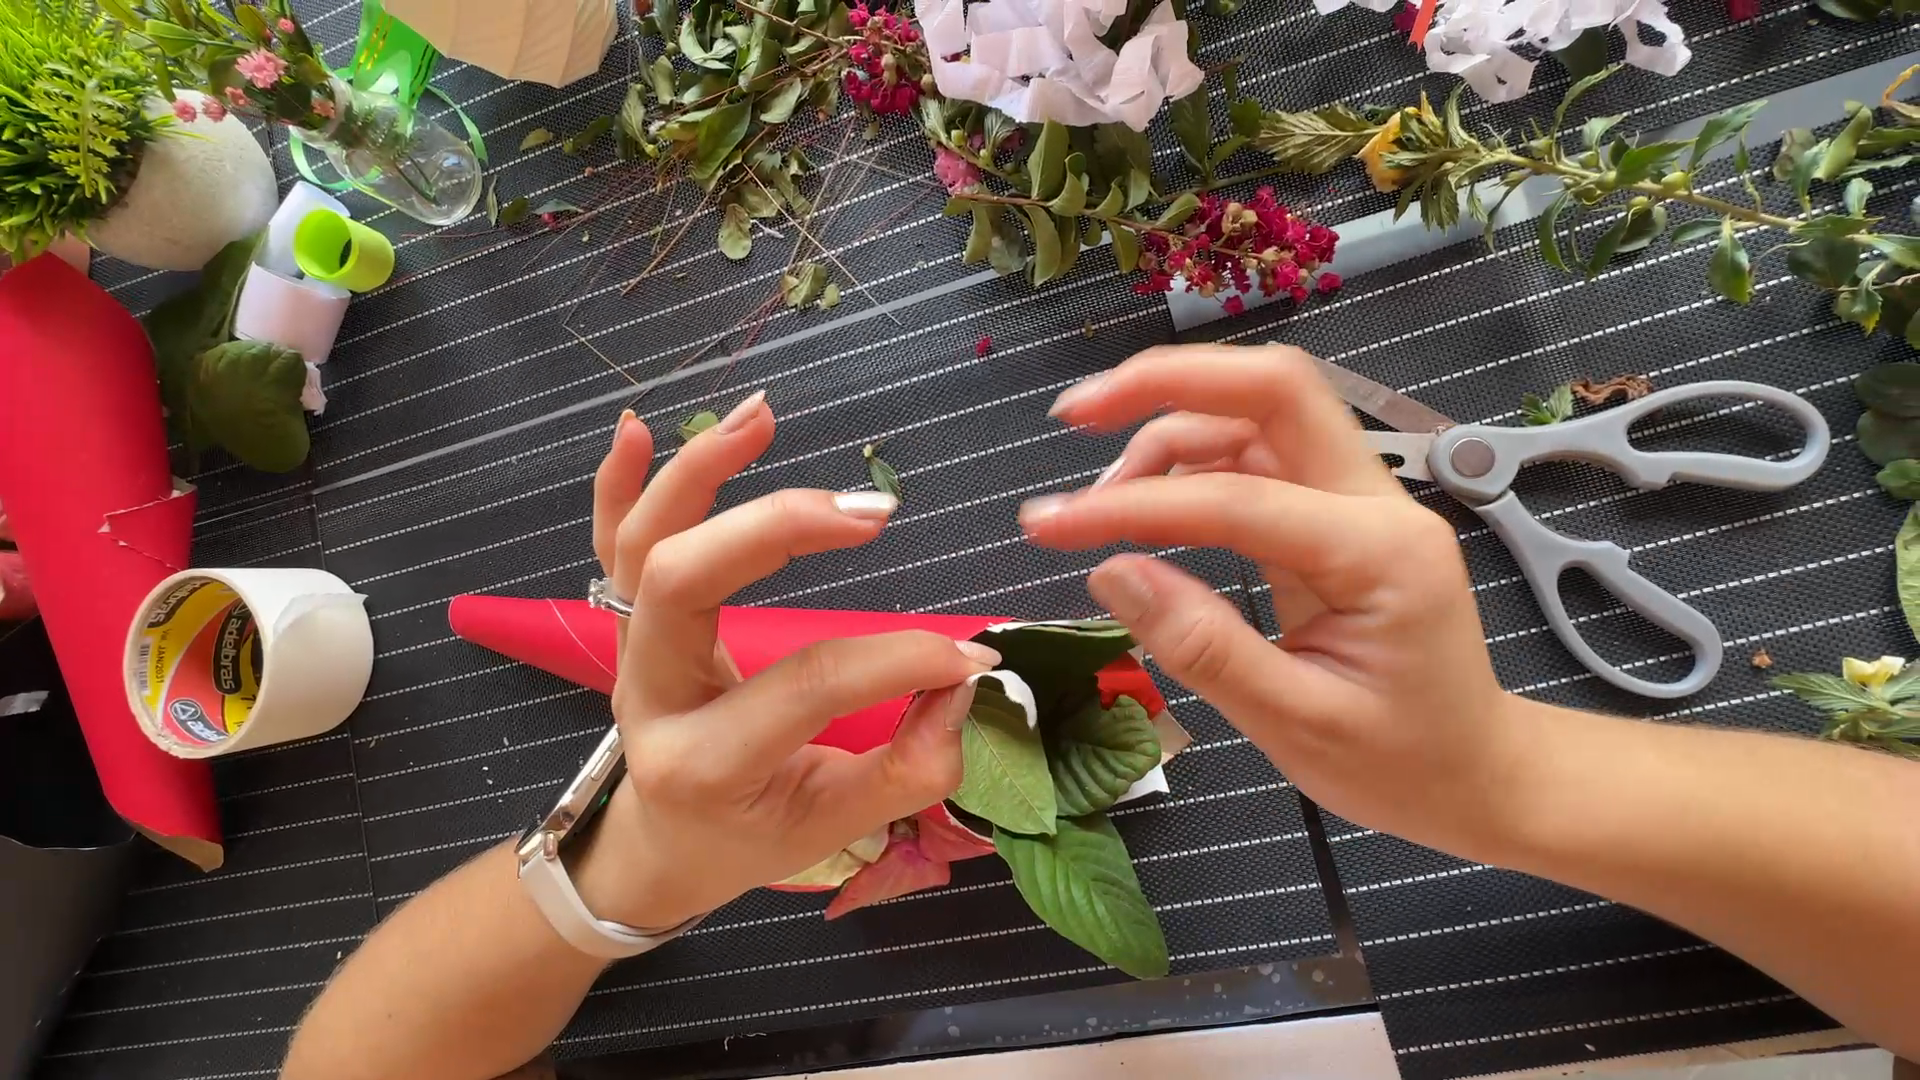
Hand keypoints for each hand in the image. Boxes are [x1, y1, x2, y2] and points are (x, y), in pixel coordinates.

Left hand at [573, 394, 997, 929]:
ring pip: (640, 546)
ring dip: (700, 472)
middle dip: (780, 528)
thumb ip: (910, 766)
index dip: (900, 660)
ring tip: (763, 416)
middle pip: (684, 581)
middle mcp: (650, 697)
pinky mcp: (625, 623)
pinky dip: (621, 483)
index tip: (968, 654)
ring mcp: (626, 652)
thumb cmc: (752, 837)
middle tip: (870, 514)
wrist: (665, 845)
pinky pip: (609, 546)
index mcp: (706, 763)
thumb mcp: (837, 827)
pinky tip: (641, 426)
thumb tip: (960, 681)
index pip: (809, 685)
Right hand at [1018, 345, 1523, 858]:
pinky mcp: (1326, 513)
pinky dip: (1185, 463)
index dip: (1135, 507)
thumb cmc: (1399, 762)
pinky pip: (1251, 458)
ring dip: (1166, 427)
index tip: (1049, 527)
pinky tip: (1142, 501)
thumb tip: (1111, 573)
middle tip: (1076, 413)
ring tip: (1097, 494)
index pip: (1238, 500)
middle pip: (1273, 390)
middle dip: (1166, 383)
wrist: (1475, 772)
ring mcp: (1354, 498)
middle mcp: (1374, 500)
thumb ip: (1203, 646)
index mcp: (1380, 555)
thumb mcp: (1296, 725)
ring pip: (1253, 416)